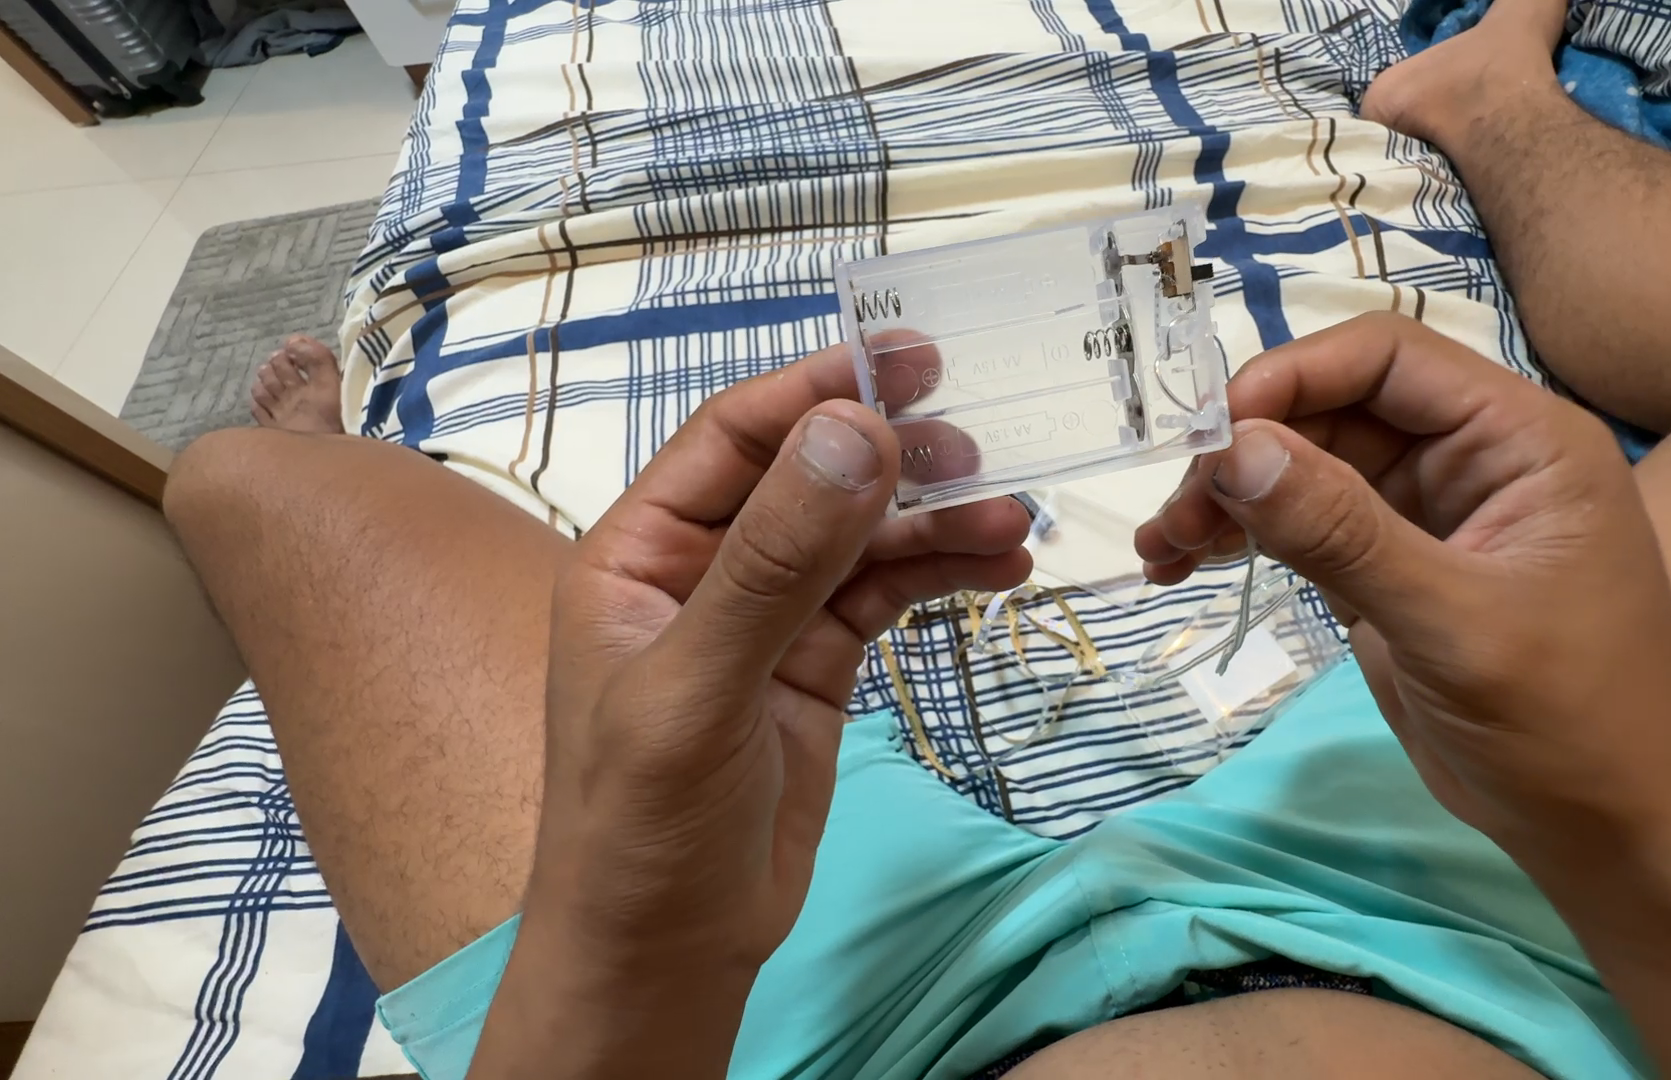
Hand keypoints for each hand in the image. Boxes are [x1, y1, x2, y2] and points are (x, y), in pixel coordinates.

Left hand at [530, 342, 1030, 976]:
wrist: (674, 947)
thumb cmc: (648, 824)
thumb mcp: (701, 687)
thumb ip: (775, 561)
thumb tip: (855, 434)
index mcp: (646, 550)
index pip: (735, 438)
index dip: (816, 391)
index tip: (905, 362)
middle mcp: (711, 566)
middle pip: (814, 479)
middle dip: (894, 459)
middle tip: (977, 444)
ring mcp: (773, 611)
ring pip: (863, 539)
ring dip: (936, 525)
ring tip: (1011, 519)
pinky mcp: (821, 656)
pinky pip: (887, 593)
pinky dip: (941, 575)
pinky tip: (997, 567)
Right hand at [1136, 313, 1670, 848]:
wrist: (1598, 827)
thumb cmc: (1564, 721)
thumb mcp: (1451, 622)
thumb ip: (1342, 531)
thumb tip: (1234, 451)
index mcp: (1512, 439)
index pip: (1384, 360)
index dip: (1290, 378)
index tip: (1210, 436)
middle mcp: (1458, 459)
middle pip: (1322, 416)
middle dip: (1238, 458)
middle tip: (1174, 518)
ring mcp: (1411, 513)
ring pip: (1295, 472)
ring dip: (1222, 502)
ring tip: (1160, 549)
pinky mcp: (1375, 563)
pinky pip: (1292, 528)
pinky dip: (1235, 540)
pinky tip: (1181, 565)